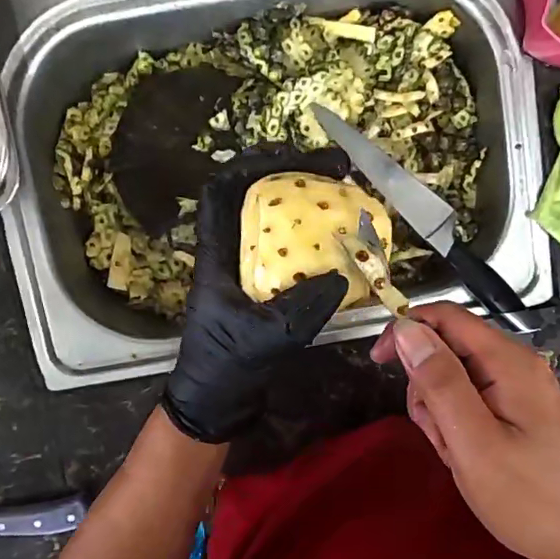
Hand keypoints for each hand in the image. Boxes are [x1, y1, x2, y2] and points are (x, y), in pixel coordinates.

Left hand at [161, 147, 352, 442]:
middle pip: (254, 196)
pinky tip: (342, 242)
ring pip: (274, 221)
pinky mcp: (264, 289)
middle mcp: (230, 254)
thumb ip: (301, 307)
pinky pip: (291, 252)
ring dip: (307, 204)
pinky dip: (316, 241)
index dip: (254, 164)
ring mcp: (247, 271)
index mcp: (216, 255)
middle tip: (337, 170)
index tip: (295, 156)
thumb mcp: (264, 338)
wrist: (215, 402)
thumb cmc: (224, 367)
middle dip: (293, 175)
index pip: (223, 191)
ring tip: (344, 195)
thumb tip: (340, 277)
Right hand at [372, 303, 559, 558]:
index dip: (406, 331)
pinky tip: (469, 458)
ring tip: (458, 456)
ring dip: (442, 414)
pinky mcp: (521, 412)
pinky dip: (459, 427)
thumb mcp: (474, 442)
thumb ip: (440, 382)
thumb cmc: (532, 498)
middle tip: (440, 436)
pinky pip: (474, 403)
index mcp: (508, 362)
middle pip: (448, 349)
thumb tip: (407, 330)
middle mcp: (517, 365)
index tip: (378, 363)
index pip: (446, 317)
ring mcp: (521, 389)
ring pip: (456, 380)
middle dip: (427, 388)